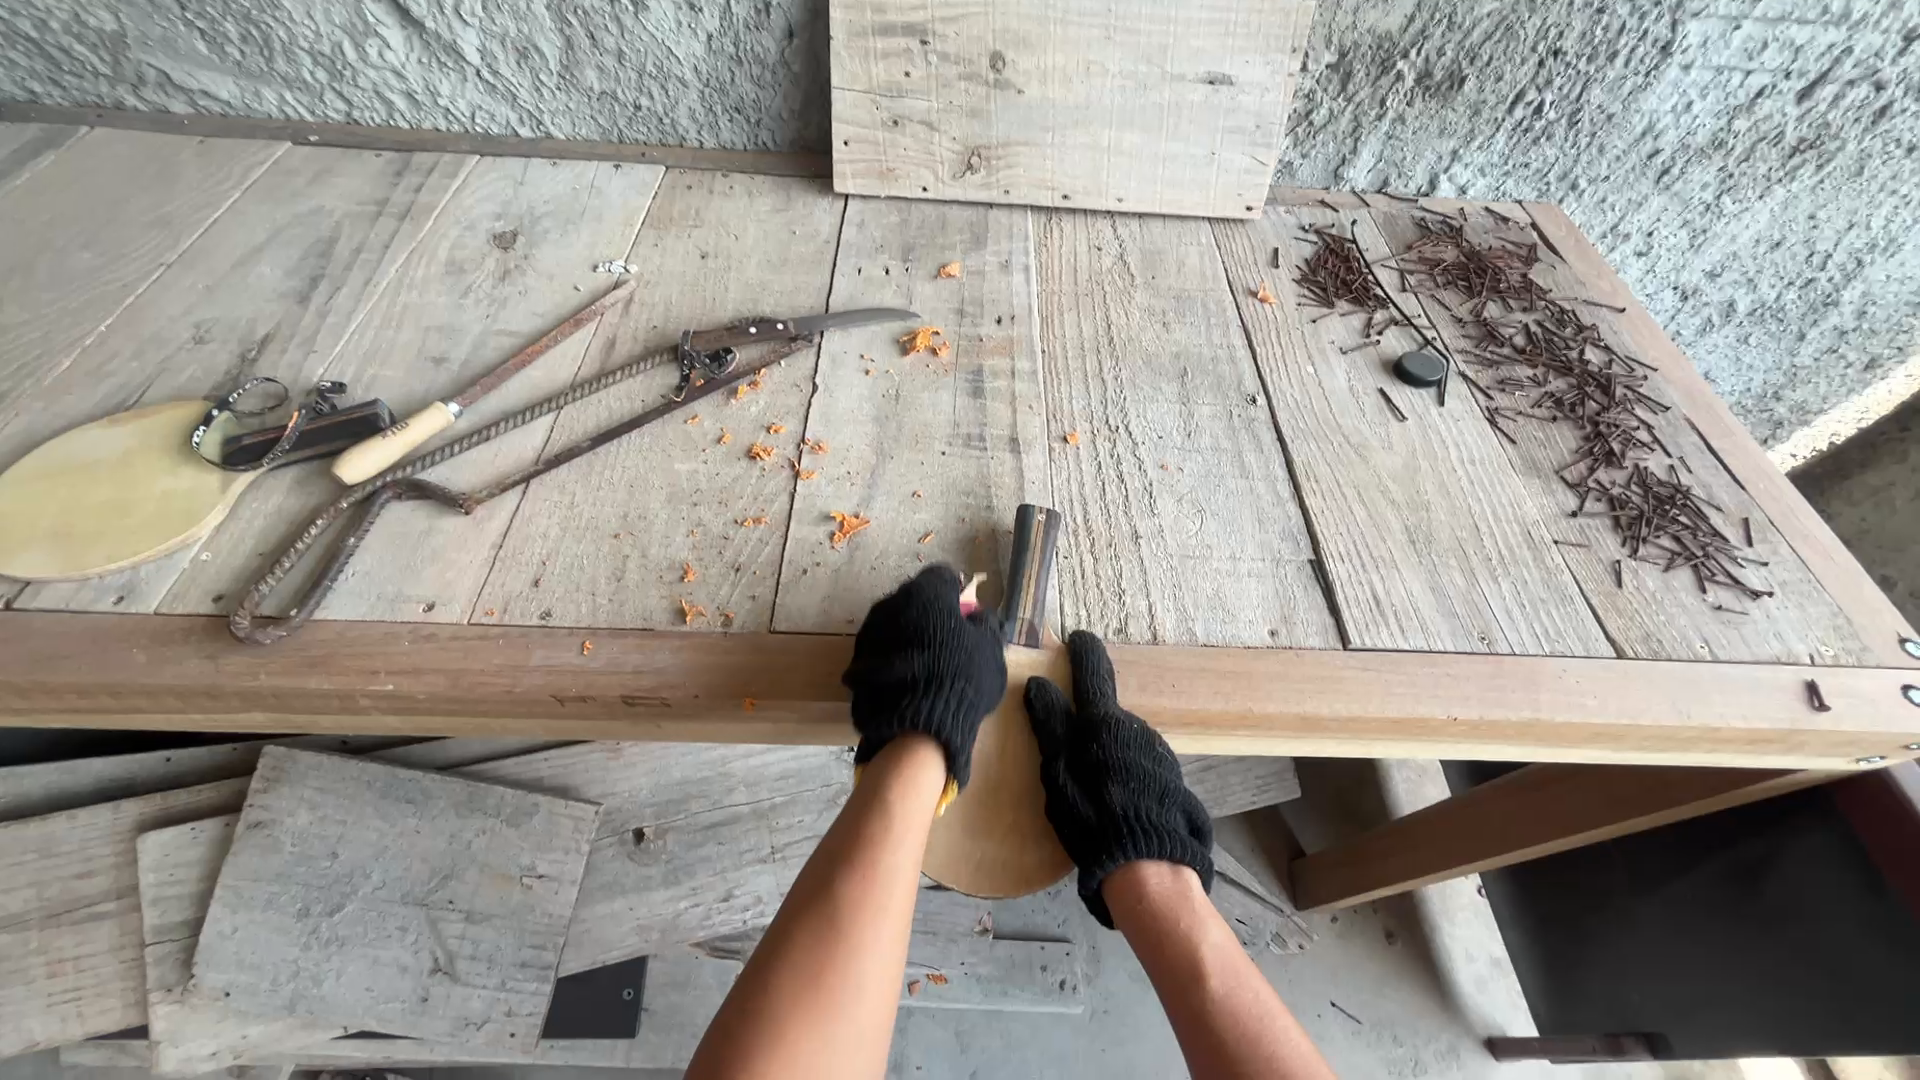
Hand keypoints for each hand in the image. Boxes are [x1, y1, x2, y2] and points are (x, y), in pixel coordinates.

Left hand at [841, 566, 1006, 789]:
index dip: (956, 594)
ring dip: (908, 637)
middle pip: (915, 600)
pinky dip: (893, 659)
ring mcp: (870, 632)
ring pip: (894, 625)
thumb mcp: (990, 649)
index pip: (943, 577)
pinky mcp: (856, 661)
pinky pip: (881, 651)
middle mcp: (892, 602)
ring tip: (925, 666)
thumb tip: (977, 616)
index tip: (964, 614)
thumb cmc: (961, 677)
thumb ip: (984, 624)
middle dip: (930, 614)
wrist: (915, 724)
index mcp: (927, 592)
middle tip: (946, 641)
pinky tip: (907, 682)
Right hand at [1024, 630, 1212, 927]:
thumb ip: (1050, 726)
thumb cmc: (1092, 815)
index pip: (1092, 674)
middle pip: (1106, 714)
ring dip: (1110, 750)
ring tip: (1094, 784)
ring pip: (1125, 741)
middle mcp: (1136, 728)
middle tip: (1071, 745)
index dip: (1083, 652)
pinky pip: (1141, 764)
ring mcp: (1158, 754)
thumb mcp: (1058, 772)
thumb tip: (1039, 684)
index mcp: (1103, 722)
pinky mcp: (1171, 779)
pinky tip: (1119, 799)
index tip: (1079, 637)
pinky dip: (1127, 771)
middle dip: (1090, 720)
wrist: (1150, 864)